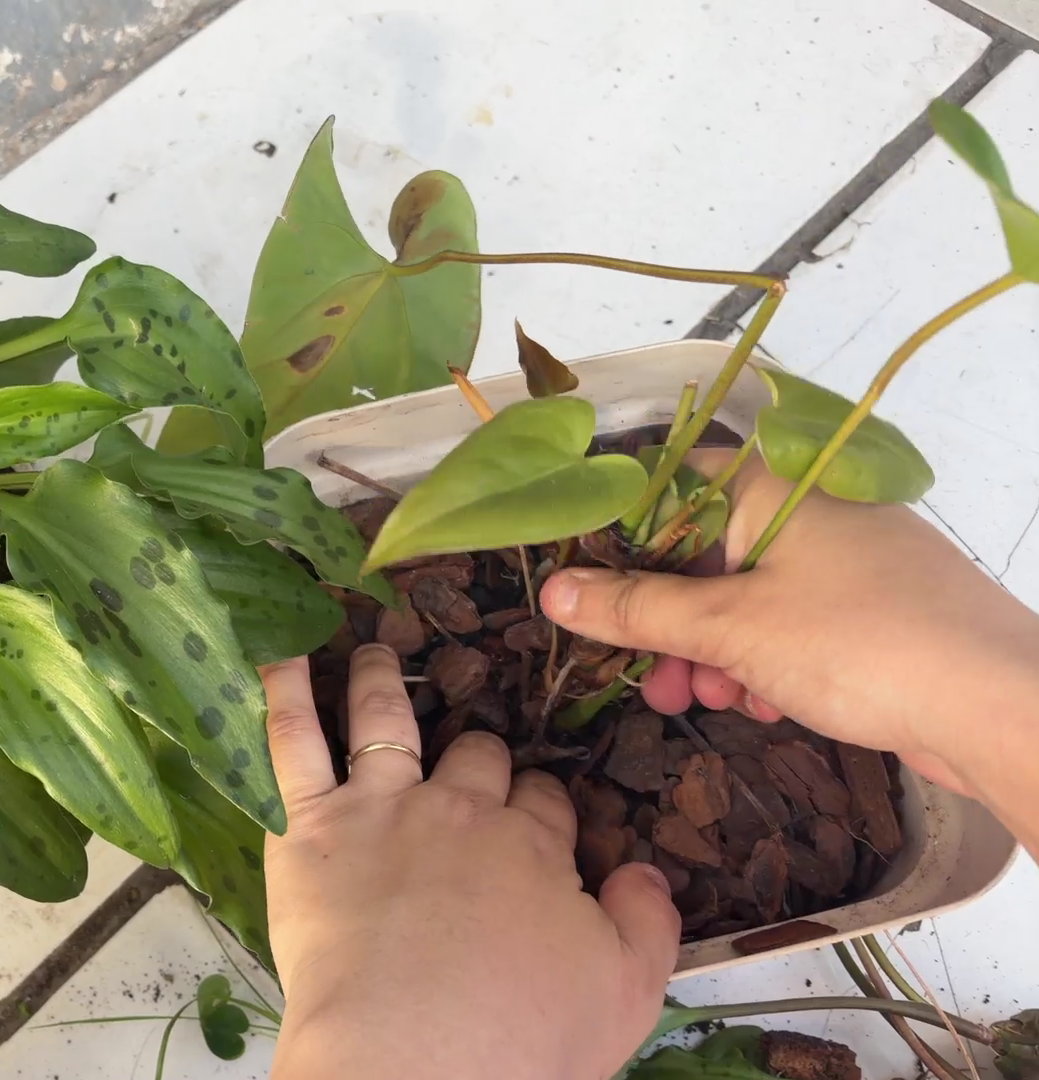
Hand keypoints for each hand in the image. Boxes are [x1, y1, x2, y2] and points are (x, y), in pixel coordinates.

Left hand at [262, 646, 679, 1079]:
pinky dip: (283, 689)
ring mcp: (377, 804)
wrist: (414, 1055)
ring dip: (379, 677)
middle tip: (468, 748)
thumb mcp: (625, 994)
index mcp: (528, 844)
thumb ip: (645, 923)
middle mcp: (453, 806)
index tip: (533, 808)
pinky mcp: (311, 819)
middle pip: (472, 754)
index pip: (542, 798)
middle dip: (477, 746)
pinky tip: (277, 654)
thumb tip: (644, 865)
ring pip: (383, 717)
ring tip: (372, 651)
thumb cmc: (522, 1039)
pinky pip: (294, 737)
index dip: (539, 800)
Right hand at [540, 451, 1038, 849]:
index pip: (669, 483)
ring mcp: (843, 566)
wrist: (1026, 721)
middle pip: (695, 552)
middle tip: (629, 662)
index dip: (615, 525)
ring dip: (697, 649)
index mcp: (776, 491)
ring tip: (690, 699)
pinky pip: (780, 624)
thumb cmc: (862, 645)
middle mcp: (808, 516)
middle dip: (656, 614)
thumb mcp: (725, 626)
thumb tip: (550, 592)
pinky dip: (750, 661)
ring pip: (733, 595)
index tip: (578, 571)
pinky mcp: (867, 614)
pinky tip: (752, 703)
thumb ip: (630, 607)